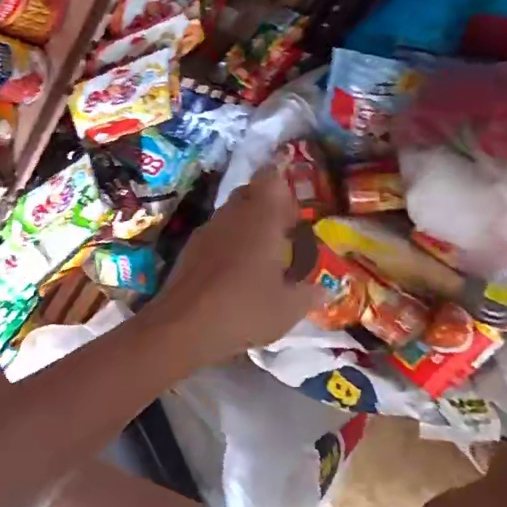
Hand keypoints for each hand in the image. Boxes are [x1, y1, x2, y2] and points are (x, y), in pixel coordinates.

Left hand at [144, 163, 320, 356]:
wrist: (182, 327)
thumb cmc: (245, 310)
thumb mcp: (288, 308)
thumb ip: (308, 295)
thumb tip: (324, 290)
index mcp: (261, 218)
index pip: (270, 179)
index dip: (282, 181)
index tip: (294, 203)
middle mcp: (231, 216)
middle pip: (248, 194)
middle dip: (266, 205)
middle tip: (284, 230)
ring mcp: (205, 232)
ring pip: (229, 214)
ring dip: (245, 225)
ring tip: (262, 254)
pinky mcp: (188, 251)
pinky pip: (214, 235)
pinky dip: (227, 244)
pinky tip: (234, 271)